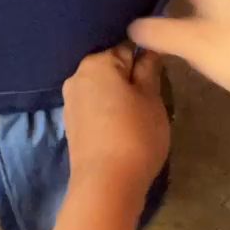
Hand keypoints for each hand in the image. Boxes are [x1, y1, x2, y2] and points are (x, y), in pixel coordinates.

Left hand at [62, 43, 169, 195]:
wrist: (106, 181)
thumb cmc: (135, 135)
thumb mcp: (151, 99)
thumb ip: (148, 70)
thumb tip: (148, 49)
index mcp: (96, 63)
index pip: (126, 48)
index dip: (146, 59)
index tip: (160, 77)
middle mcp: (77, 75)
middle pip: (111, 68)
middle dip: (130, 79)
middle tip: (152, 100)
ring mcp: (70, 99)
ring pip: (101, 88)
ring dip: (118, 96)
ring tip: (139, 116)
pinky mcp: (70, 121)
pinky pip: (93, 106)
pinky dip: (107, 110)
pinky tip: (121, 127)